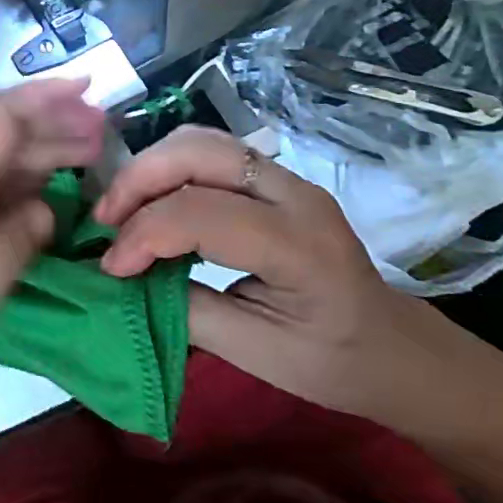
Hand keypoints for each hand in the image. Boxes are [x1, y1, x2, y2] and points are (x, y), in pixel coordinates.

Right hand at [93, 125, 452, 417]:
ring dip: (149, 169)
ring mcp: (286, 179)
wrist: (397, 348)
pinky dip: (167, 169)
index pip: (201, 214)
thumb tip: (119, 281)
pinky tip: (150, 202)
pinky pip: (208, 152)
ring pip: (200, 141)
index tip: (110, 269)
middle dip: (138, 181)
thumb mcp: (255, 352)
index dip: (143, 235)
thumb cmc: (332, 361)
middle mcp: (295, 195)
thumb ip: (184, 310)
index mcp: (300, 246)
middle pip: (199, 153)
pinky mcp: (273, 178)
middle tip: (104, 223)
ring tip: (120, 211)